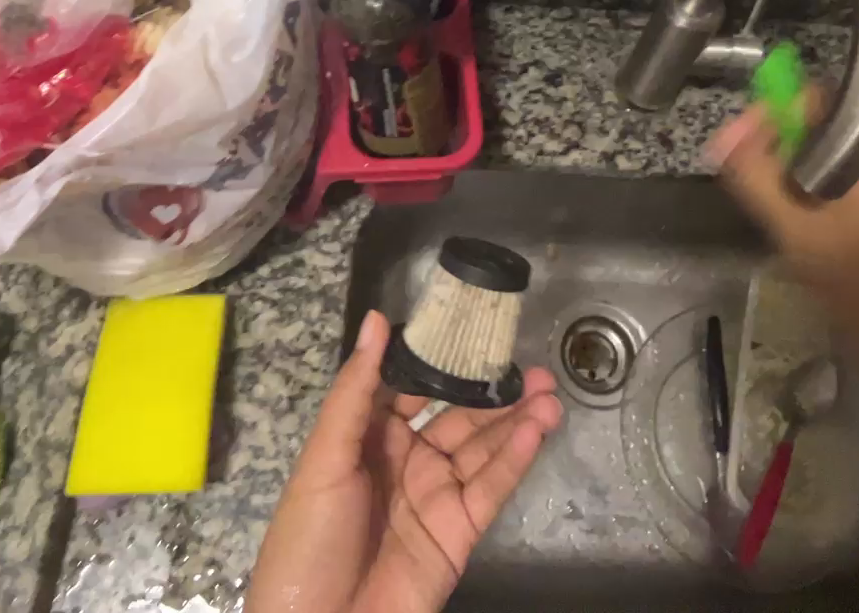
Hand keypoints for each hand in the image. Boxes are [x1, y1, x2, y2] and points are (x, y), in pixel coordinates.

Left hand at [247, 310, 563, 612]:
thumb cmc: (308, 539)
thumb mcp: (325, 458)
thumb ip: (356, 389)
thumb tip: (376, 319)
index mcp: (370, 437)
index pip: (413, 388)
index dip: (443, 362)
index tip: (473, 330)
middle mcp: (408, 459)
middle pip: (458, 416)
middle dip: (493, 391)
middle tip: (532, 364)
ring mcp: (436, 495)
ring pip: (483, 448)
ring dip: (516, 420)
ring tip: (549, 390)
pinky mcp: (459, 532)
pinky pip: (491, 489)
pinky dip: (515, 459)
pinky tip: (537, 429)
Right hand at [707, 91, 858, 315]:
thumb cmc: (852, 275)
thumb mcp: (793, 225)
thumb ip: (755, 179)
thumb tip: (722, 140)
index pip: (818, 100)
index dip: (773, 111)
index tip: (740, 137)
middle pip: (815, 123)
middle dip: (771, 139)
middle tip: (737, 163)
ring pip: (818, 150)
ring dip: (782, 162)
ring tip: (753, 185)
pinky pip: (826, 171)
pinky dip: (798, 180)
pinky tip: (779, 205)